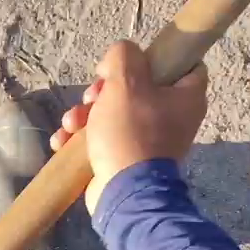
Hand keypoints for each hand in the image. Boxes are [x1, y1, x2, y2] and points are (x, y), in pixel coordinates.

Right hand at [51, 41, 208, 212]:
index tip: (127, 64)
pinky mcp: (126, 160)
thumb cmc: (130, 133)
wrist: (123, 193)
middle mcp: (173, 118)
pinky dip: (82, 139)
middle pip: (137, 88)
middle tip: (92, 98)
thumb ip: (122, 55)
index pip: (181, 62)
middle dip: (103, 91)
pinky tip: (62, 141)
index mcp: (186, 96)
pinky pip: (103, 139)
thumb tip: (115, 63)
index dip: (152, 57)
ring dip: (85, 115)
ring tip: (71, 124)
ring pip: (113, 113)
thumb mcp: (125, 81)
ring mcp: (149, 142)